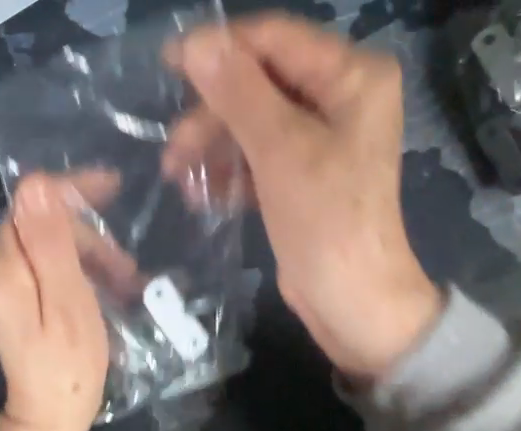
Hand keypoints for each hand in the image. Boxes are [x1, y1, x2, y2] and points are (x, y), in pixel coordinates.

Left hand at [0, 173, 112, 430]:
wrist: (49, 418)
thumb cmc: (68, 368)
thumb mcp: (68, 303)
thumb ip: (50, 244)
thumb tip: (35, 182)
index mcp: (0, 270)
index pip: (31, 202)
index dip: (72, 192)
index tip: (115, 188)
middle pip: (38, 224)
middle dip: (86, 236)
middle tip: (126, 269)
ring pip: (44, 244)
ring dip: (86, 255)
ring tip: (123, 282)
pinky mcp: (6, 298)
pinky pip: (41, 266)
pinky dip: (74, 271)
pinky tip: (102, 287)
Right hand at [166, 15, 444, 382]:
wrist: (350, 299)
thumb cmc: (326, 221)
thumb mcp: (280, 151)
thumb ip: (239, 94)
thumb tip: (196, 43)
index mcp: (353, 75)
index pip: (276, 40)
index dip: (221, 49)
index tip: (168, 64)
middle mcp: (342, 96)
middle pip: (261, 83)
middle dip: (213, 114)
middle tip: (173, 151)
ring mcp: (322, 139)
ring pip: (252, 123)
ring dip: (213, 148)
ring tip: (179, 179)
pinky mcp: (302, 177)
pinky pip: (257, 157)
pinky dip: (229, 173)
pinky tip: (203, 196)